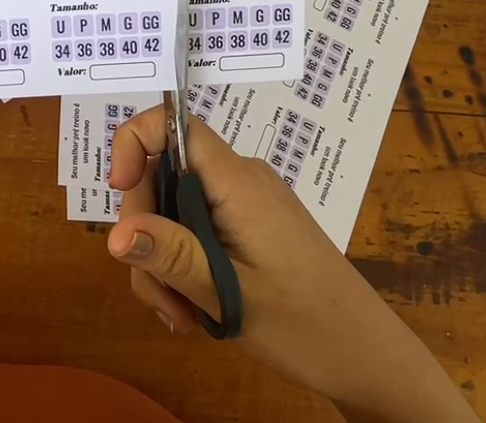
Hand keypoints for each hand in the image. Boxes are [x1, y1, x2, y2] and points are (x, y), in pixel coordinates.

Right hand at [106, 107, 476, 422]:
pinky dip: (184, 263)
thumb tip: (113, 234)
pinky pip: (196, 227)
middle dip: (146, 231)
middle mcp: (237, 179)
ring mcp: (243, 203)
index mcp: (236, 181)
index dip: (134, 143)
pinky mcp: (248, 225)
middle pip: (162, 176)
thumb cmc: (307, 326)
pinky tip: (193, 308)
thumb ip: (171, 257)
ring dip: (164, 261)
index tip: (119, 192)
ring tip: (182, 316)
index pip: (172, 123)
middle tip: (160, 296)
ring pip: (174, 209)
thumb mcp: (229, 295)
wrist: (372, 361)